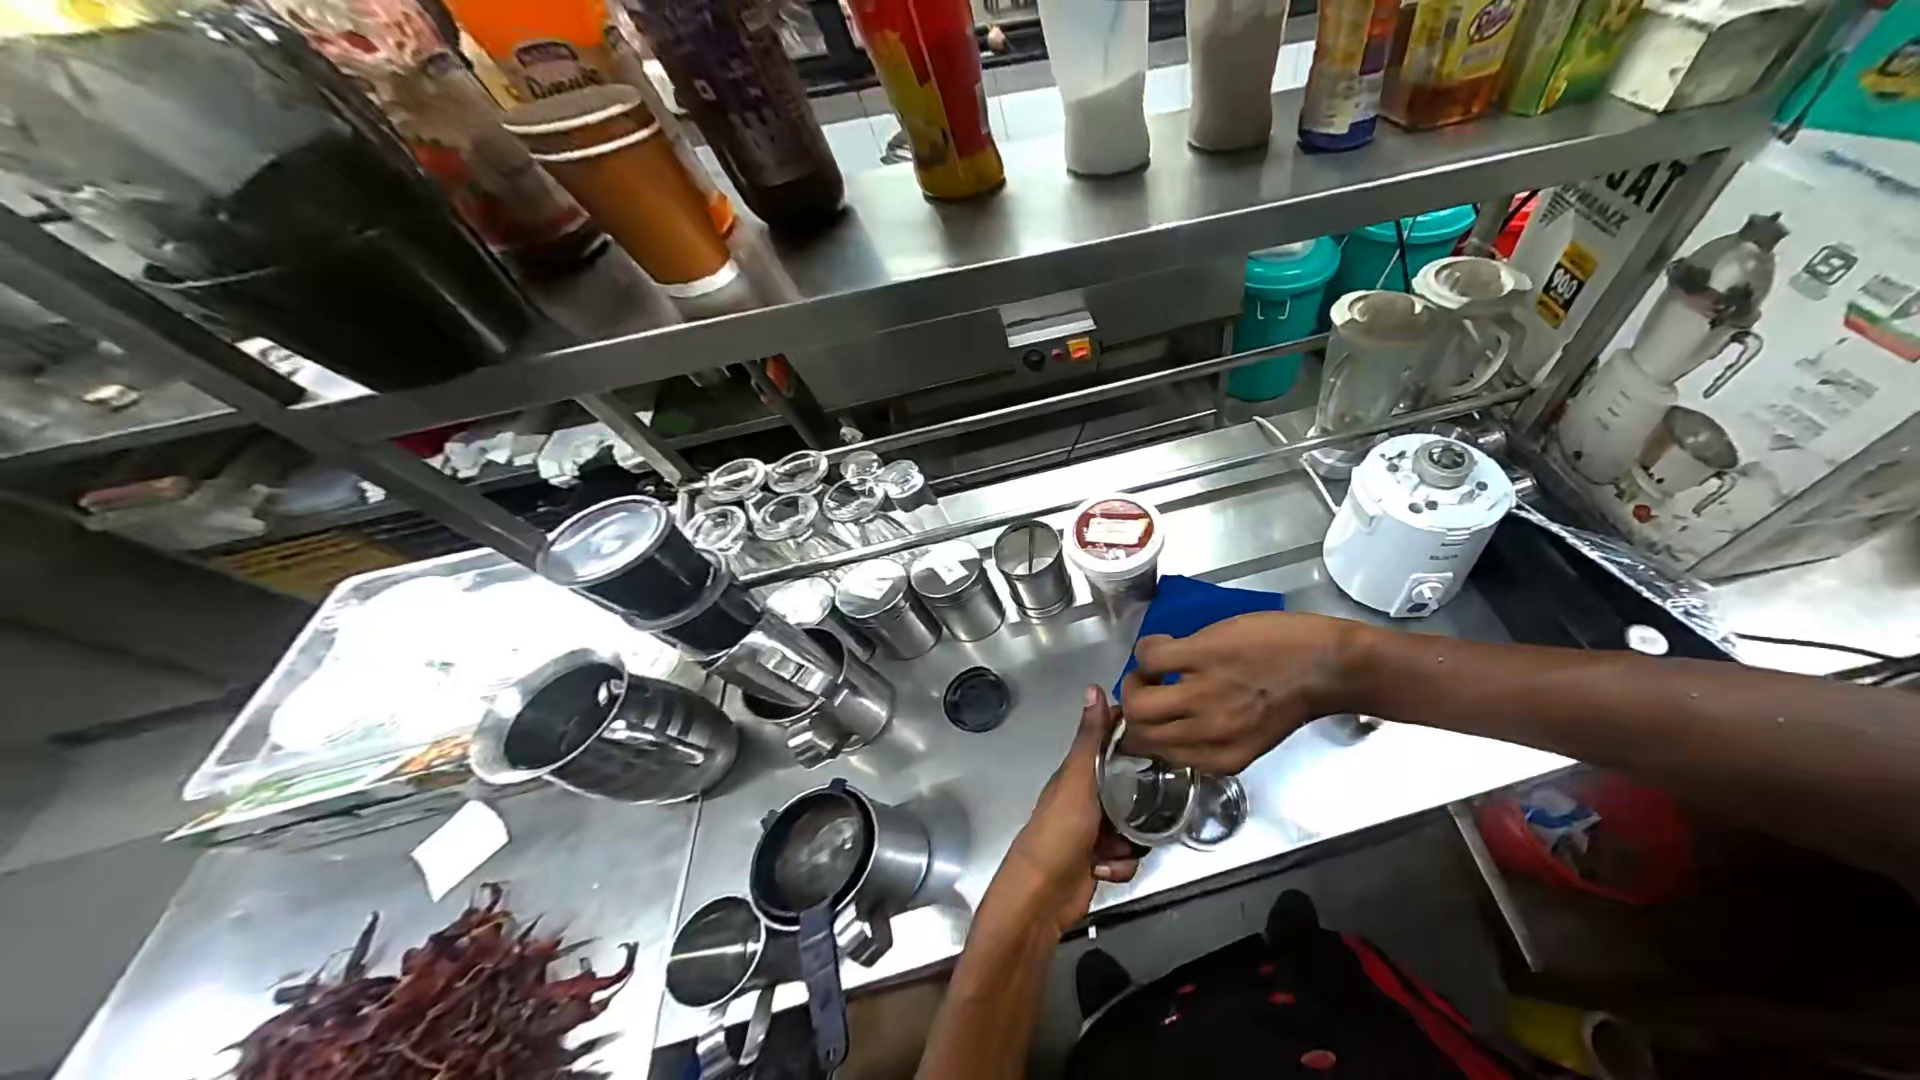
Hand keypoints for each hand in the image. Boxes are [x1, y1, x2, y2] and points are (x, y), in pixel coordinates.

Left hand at [992, 686, 1143, 933]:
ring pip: (1132, 825)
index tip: (1157, 736)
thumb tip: (1094, 687)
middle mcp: (1085, 798)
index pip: (1107, 744)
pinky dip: (1120, 864)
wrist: (1043, 894)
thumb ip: (1090, 738)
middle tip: (1156, 803)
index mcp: (1076, 774)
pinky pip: (1127, 856)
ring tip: (1116, 847)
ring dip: (1130, 840)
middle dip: (1142, 800)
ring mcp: (1092, 831)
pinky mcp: (1100, 860)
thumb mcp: (1077, 779)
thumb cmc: (1059, 830)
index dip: (1130, 736)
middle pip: (1127, 788)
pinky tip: (1105, 869)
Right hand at [1118, 612, 1371, 774]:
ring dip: (1135, 681)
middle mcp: (1208, 733)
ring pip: (1137, 700)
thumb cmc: (1292, 697)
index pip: (1156, 754)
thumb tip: (1169, 723)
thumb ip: (1209, 736)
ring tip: (1152, 668)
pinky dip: (1148, 649)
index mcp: (1221, 757)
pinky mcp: (1201, 655)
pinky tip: (1167, 644)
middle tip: (1145, 688)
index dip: (1141, 733)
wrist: (1328, 664)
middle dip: (1132, 708)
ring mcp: (1203, 694)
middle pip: (1139, 731)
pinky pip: (1150, 656)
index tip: (1145, 716)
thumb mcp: (1249, 735)